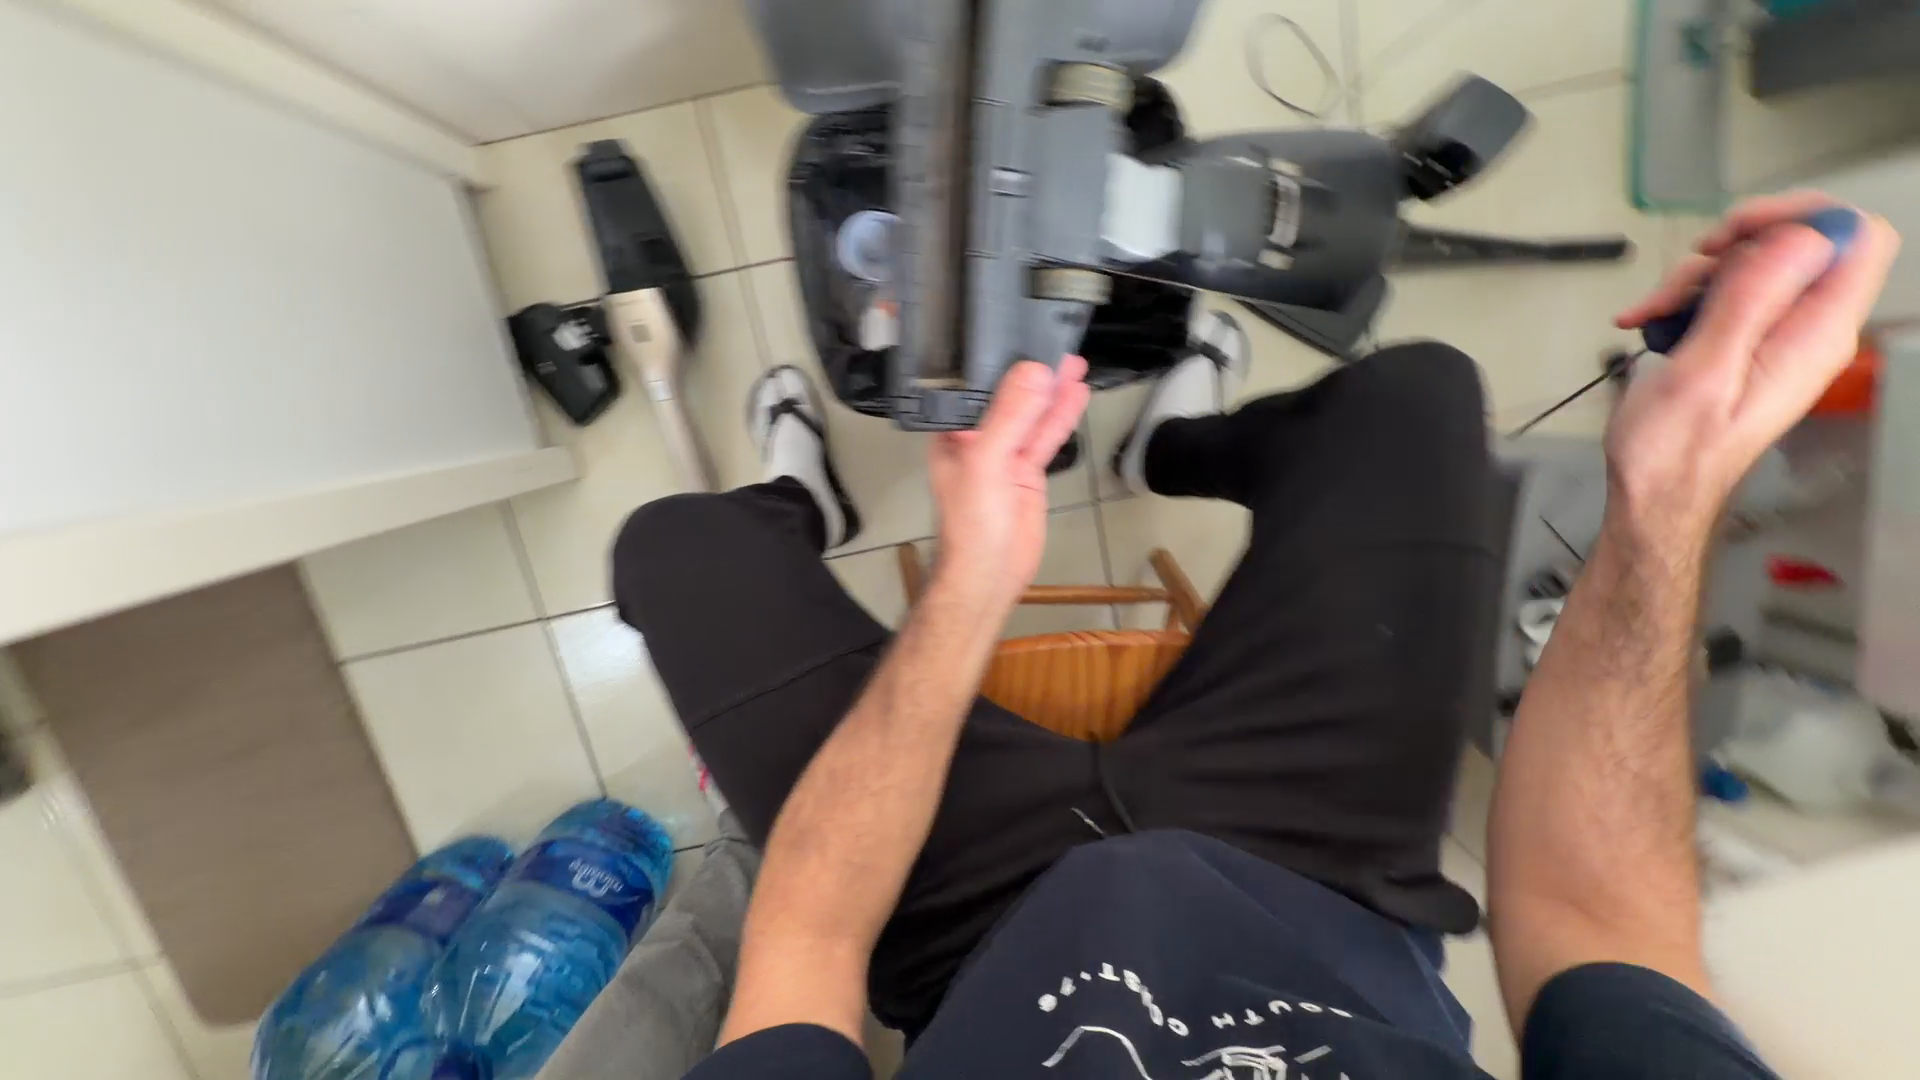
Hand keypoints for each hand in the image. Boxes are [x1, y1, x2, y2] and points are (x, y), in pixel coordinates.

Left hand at [928, 356, 1090, 610]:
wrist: (990, 573)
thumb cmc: (971, 524)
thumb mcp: (987, 462)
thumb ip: (1010, 417)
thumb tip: (1034, 373)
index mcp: (952, 434)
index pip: (974, 387)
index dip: (998, 362)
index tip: (1022, 335)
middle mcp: (977, 440)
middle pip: (1008, 398)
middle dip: (1031, 373)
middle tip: (1057, 341)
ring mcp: (1004, 456)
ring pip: (1031, 415)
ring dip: (1052, 391)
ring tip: (1073, 360)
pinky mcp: (1026, 471)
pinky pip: (1045, 437)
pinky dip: (1060, 416)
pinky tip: (1075, 394)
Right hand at [1609, 192, 1898, 532]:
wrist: (1654, 493)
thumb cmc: (1671, 449)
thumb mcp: (1702, 374)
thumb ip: (1750, 304)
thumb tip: (1799, 239)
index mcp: (1814, 337)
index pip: (1853, 240)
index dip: (1800, 218)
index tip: (1734, 232)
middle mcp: (1807, 333)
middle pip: (1794, 251)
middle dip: (1726, 254)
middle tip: (1675, 284)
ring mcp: (1774, 341)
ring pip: (1751, 274)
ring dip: (1692, 283)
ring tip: (1647, 315)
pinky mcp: (1743, 349)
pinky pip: (1726, 303)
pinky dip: (1682, 304)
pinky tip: (1648, 324)